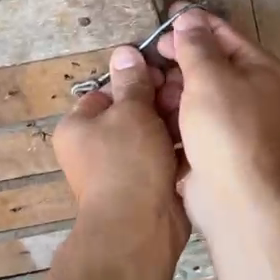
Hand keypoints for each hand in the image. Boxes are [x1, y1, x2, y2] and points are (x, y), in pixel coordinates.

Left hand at [53, 46, 185, 247]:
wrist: (139, 228)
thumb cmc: (127, 162)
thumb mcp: (131, 113)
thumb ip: (132, 83)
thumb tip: (124, 51)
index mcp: (78, 126)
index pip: (107, 91)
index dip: (137, 79)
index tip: (165, 73)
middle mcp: (94, 148)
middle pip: (131, 112)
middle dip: (159, 101)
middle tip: (186, 92)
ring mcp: (120, 169)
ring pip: (151, 135)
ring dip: (173, 124)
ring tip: (196, 113)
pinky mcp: (145, 186)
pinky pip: (163, 158)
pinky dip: (178, 149)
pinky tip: (200, 138)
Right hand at [154, 6, 279, 228]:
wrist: (236, 197)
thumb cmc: (227, 129)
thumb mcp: (210, 77)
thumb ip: (196, 46)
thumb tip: (188, 19)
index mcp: (261, 70)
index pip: (225, 35)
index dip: (195, 23)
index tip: (166, 14)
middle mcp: (251, 92)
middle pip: (209, 64)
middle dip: (178, 59)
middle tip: (150, 55)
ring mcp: (232, 121)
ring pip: (195, 93)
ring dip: (171, 88)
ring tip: (148, 86)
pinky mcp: (214, 146)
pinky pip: (189, 120)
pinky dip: (172, 114)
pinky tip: (150, 111)